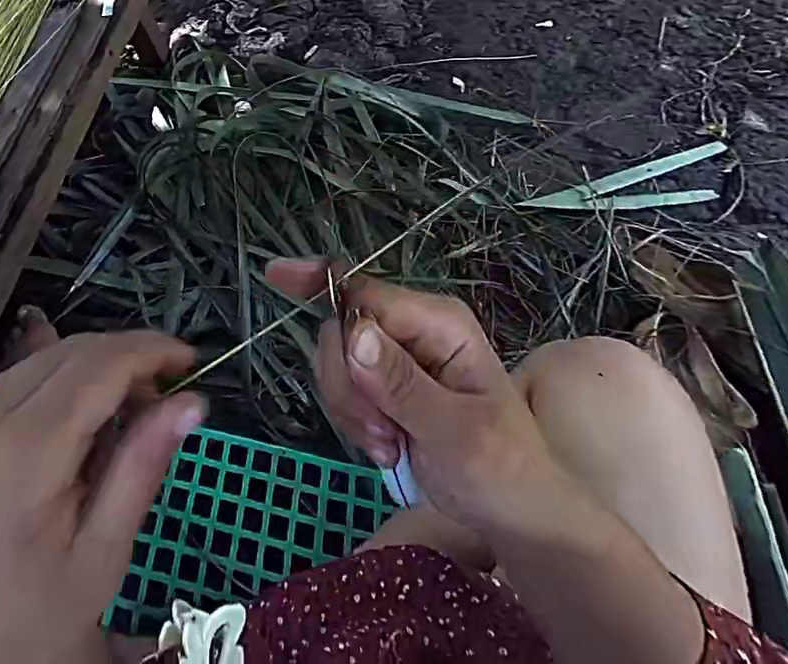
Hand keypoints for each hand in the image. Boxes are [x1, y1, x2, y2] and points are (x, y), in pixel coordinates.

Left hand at [0, 320, 202, 663]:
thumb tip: (191, 403)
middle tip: (159, 401)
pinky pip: (2, 385)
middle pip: (70, 350)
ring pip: (37, 363)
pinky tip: (58, 439)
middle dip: (124, 360)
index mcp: (21, 448)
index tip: (189, 359)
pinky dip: (46, 393)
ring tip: (112, 426)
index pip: (102, 361)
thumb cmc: (0, 638)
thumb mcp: (91, 567)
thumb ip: (140, 471)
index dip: (152, 348)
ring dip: (87, 375)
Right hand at [264, 259, 573, 538]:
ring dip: (352, 410)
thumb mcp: (454, 431)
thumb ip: (401, 383)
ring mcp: (397, 355)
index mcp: (437, 322)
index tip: (274, 275)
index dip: (320, 283)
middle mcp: (413, 327)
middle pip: (341, 331)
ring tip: (391, 445)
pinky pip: (343, 388)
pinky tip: (386, 446)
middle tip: (382, 432)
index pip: (365, 294)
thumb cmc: (500, 469)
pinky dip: (353, 421)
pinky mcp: (384, 382)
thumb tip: (353, 332)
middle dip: (348, 385)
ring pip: (337, 362)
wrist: (513, 513)